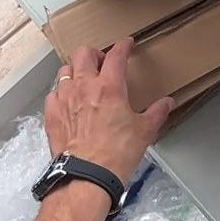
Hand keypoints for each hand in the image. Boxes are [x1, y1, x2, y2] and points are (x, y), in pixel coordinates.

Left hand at [45, 39, 173, 179]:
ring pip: (65, 70)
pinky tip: (68, 101)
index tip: (126, 45)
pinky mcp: (52, 113)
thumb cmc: (114, 155)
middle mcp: (84, 87)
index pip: (116, 55)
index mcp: (109, 87)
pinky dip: (61, 92)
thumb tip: (167, 104)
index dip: (123, 46)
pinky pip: (53, 93)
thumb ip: (156, 113)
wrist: (87, 175)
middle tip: (102, 61)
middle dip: (94, 53)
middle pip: (84, 54)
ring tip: (83, 78)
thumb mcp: (144, 132)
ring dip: (75, 70)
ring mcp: (64, 98)